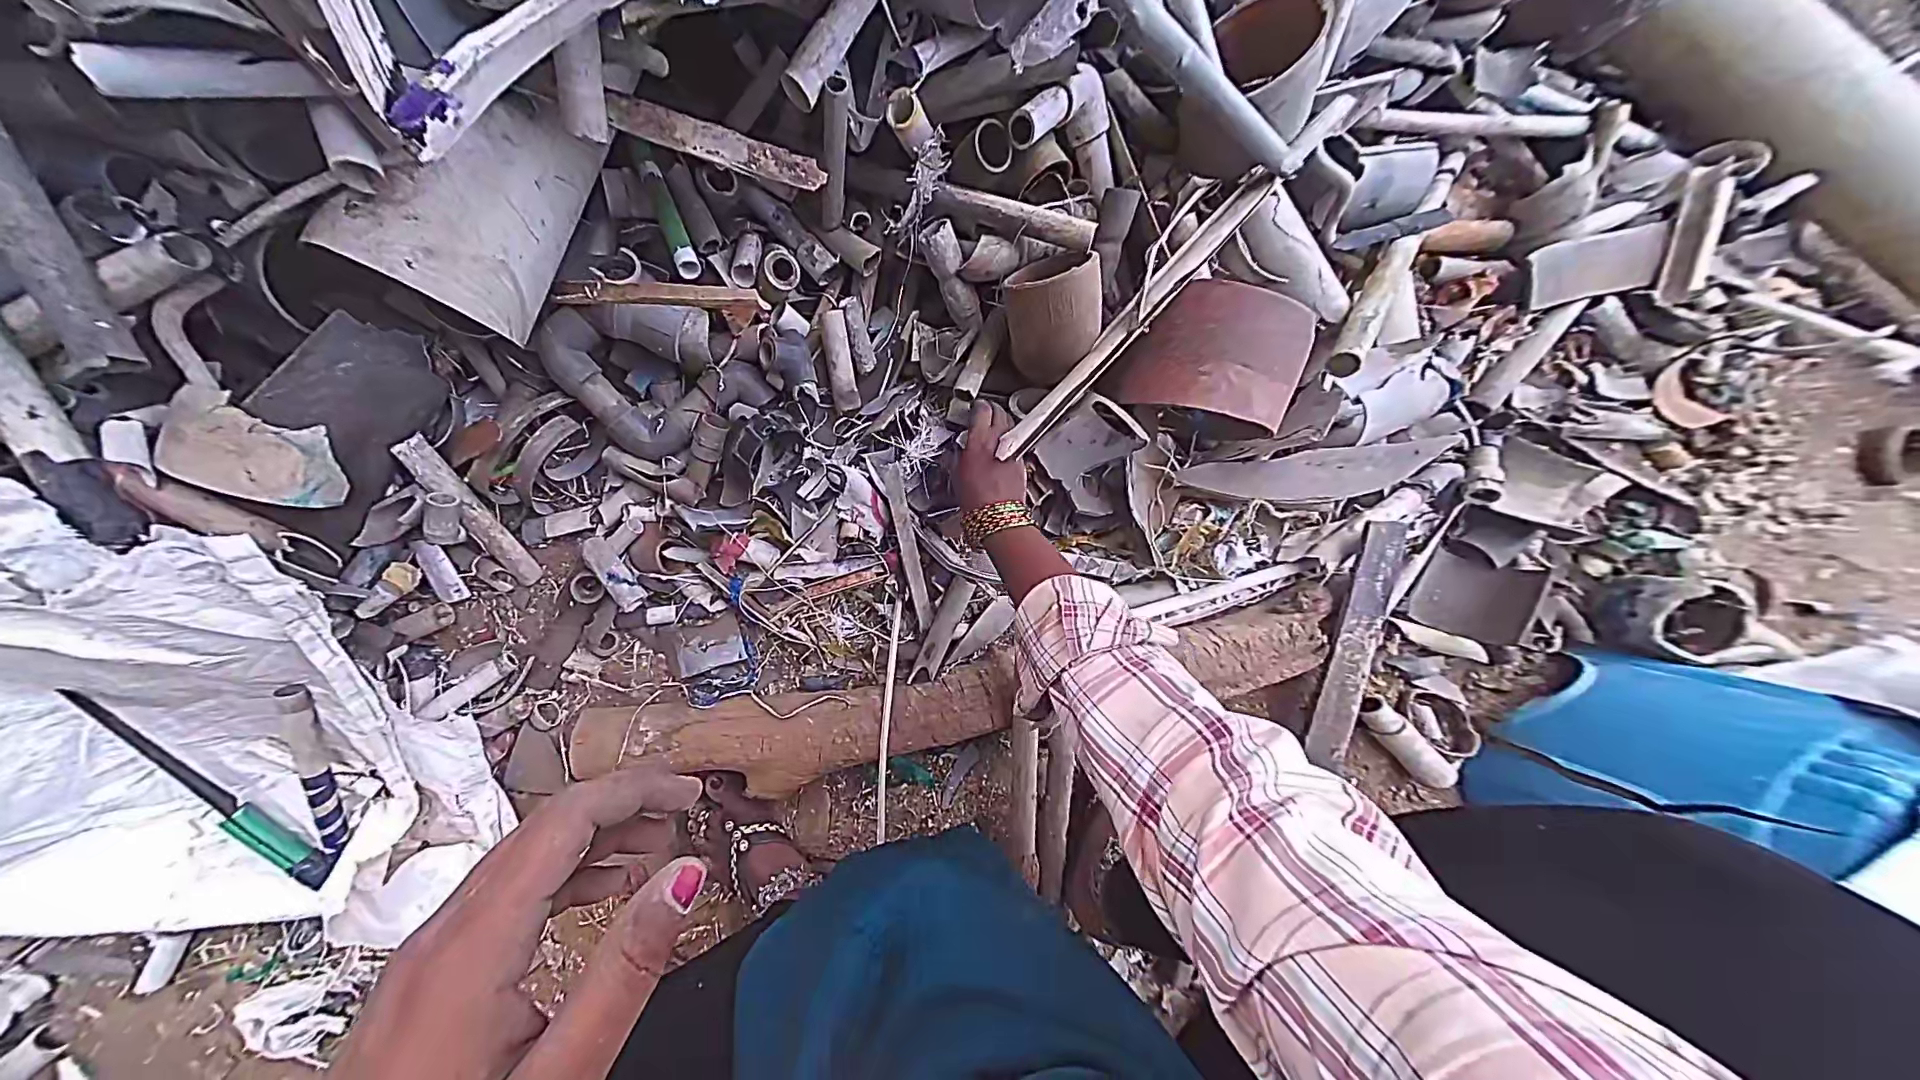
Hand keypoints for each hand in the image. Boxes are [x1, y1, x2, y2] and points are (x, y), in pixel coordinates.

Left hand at [333, 768, 705, 1079]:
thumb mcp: (564, 1070)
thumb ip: (627, 967)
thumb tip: (682, 879)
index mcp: (468, 949)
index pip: (564, 820)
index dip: (634, 791)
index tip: (684, 792)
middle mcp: (438, 939)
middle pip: (543, 827)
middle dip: (623, 803)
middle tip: (680, 805)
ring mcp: (428, 956)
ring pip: (526, 856)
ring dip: (599, 835)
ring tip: (656, 840)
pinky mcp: (430, 976)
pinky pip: (508, 894)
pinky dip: (567, 872)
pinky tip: (603, 887)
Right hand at [956, 401, 1028, 514]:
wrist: (998, 519)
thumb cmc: (977, 502)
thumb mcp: (957, 475)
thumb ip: (959, 455)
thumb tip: (959, 450)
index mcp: (979, 441)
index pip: (982, 410)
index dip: (978, 406)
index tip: (975, 408)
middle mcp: (1000, 442)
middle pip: (1001, 413)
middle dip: (992, 411)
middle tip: (984, 414)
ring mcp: (1014, 450)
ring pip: (1011, 426)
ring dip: (1002, 425)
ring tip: (992, 432)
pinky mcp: (1022, 462)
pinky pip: (1015, 443)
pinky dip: (1008, 442)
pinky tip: (1000, 451)